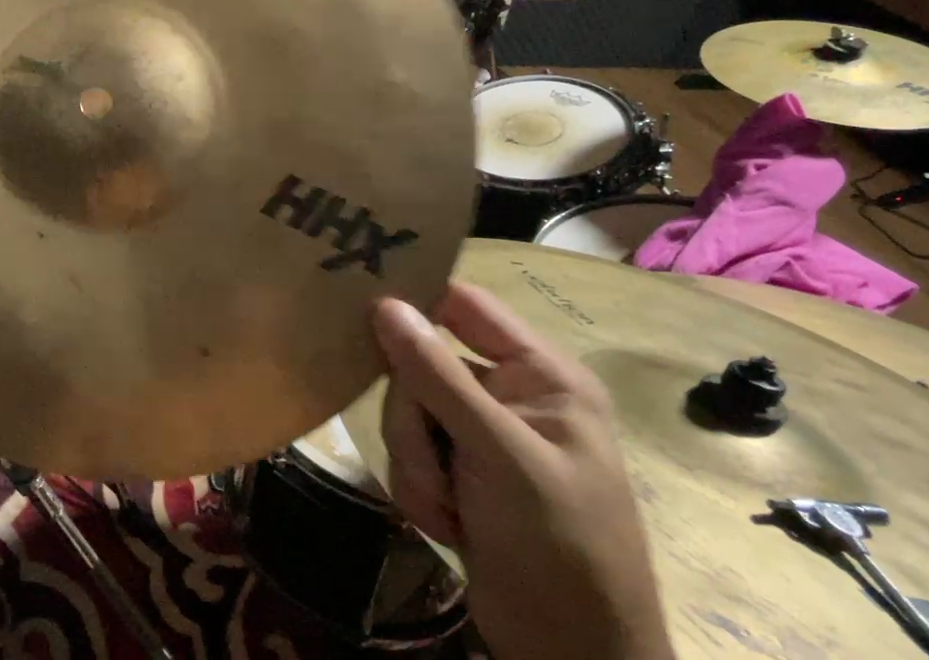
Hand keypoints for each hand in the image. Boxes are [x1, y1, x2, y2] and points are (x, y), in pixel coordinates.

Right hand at [373, 284, 673, 659]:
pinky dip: (419, 489)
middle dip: (415, 426)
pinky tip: (450, 524)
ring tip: (451, 511)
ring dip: (417, 466)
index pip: (464, 306)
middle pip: (419, 367)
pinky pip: (408, 452)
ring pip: (406, 414)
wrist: (570, 651)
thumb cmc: (558, 543)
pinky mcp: (460, 471)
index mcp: (541, 375)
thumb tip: (384, 303)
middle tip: (438, 471)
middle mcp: (509, 394)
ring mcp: (481, 435)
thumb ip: (439, 377)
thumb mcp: (500, 455)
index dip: (416, 302)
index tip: (358, 308)